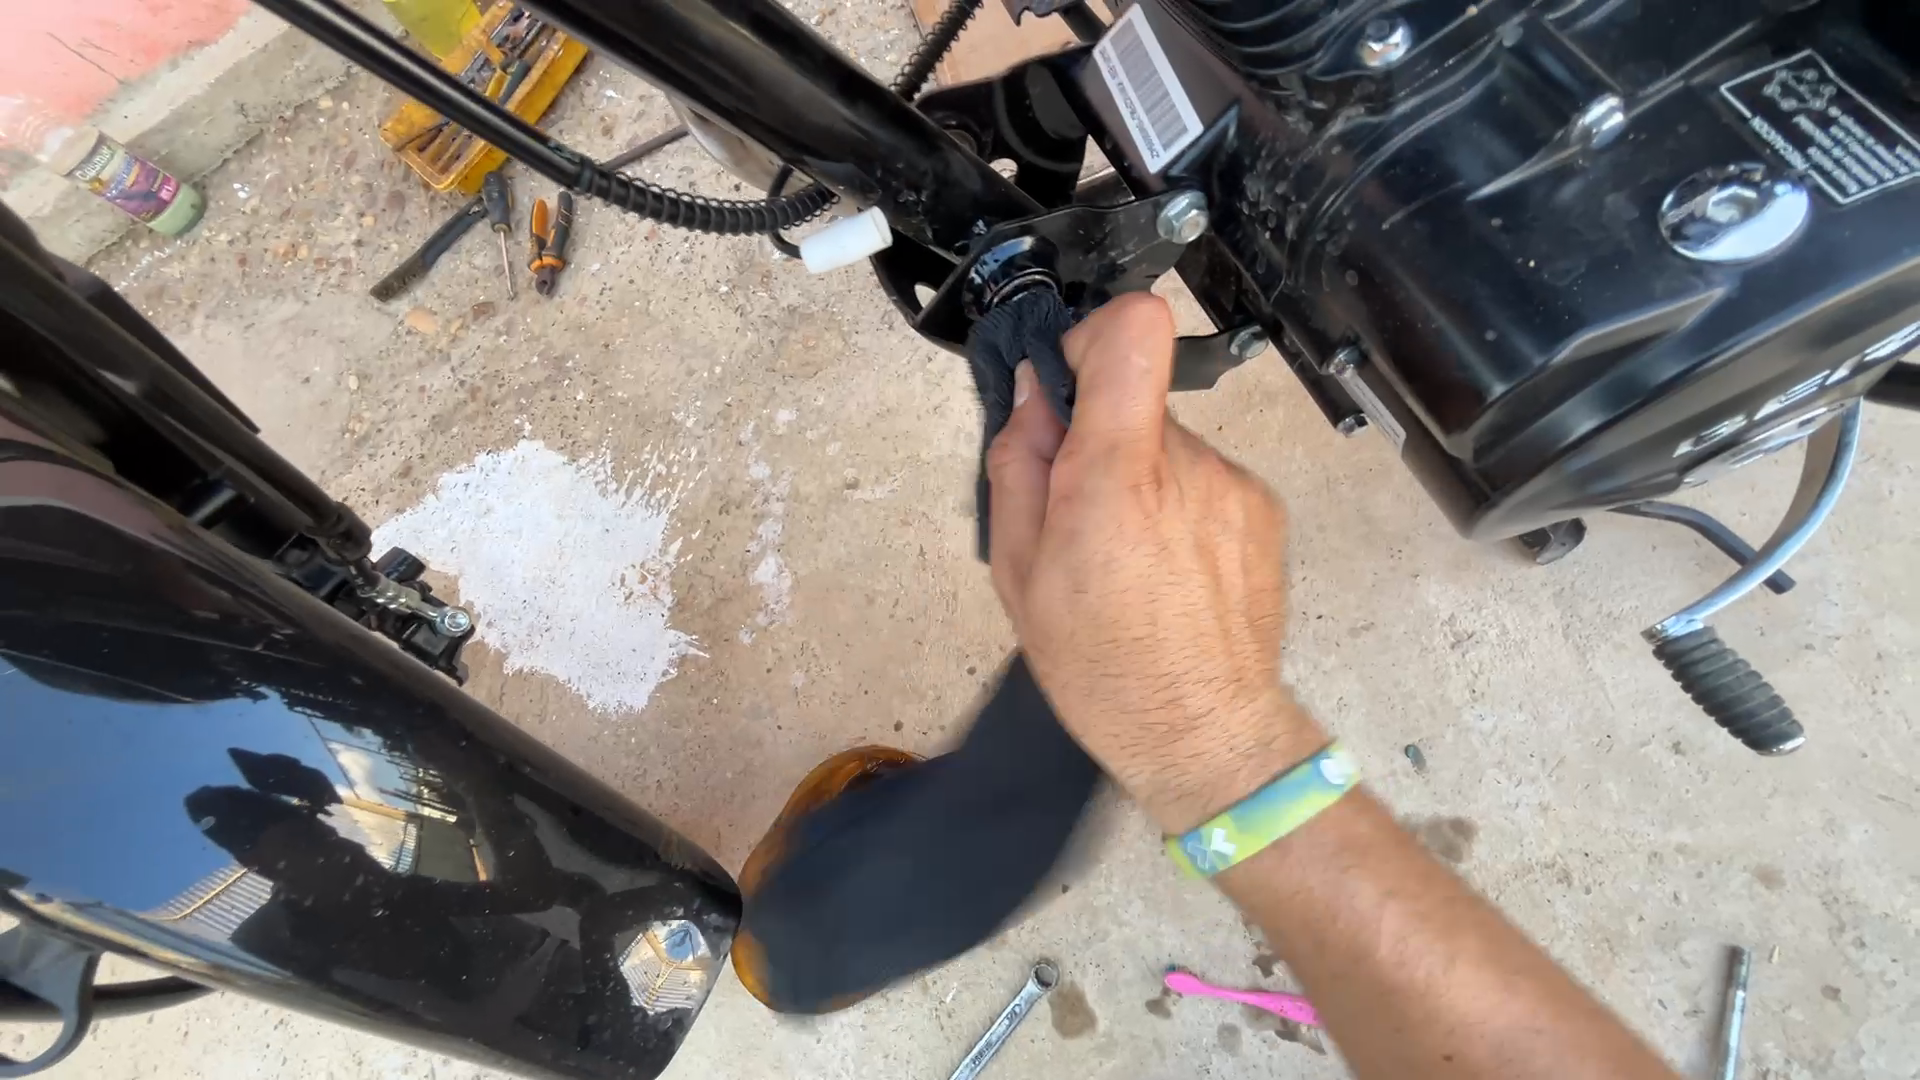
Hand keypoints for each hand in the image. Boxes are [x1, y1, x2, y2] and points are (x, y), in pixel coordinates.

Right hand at [987, 293, 1324, 832]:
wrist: (1205, 733)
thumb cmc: (1098, 664)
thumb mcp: (1017, 570)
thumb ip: (1019, 465)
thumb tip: (1036, 396)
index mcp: (1118, 476)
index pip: (1133, 331)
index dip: (1093, 336)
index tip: (1070, 388)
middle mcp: (1189, 465)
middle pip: (1136, 402)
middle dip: (1098, 442)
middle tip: (1081, 520)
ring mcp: (1236, 484)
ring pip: (1166, 446)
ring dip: (1137, 482)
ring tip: (1128, 559)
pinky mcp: (1263, 507)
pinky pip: (1202, 478)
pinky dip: (1176, 505)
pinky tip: (1169, 569)